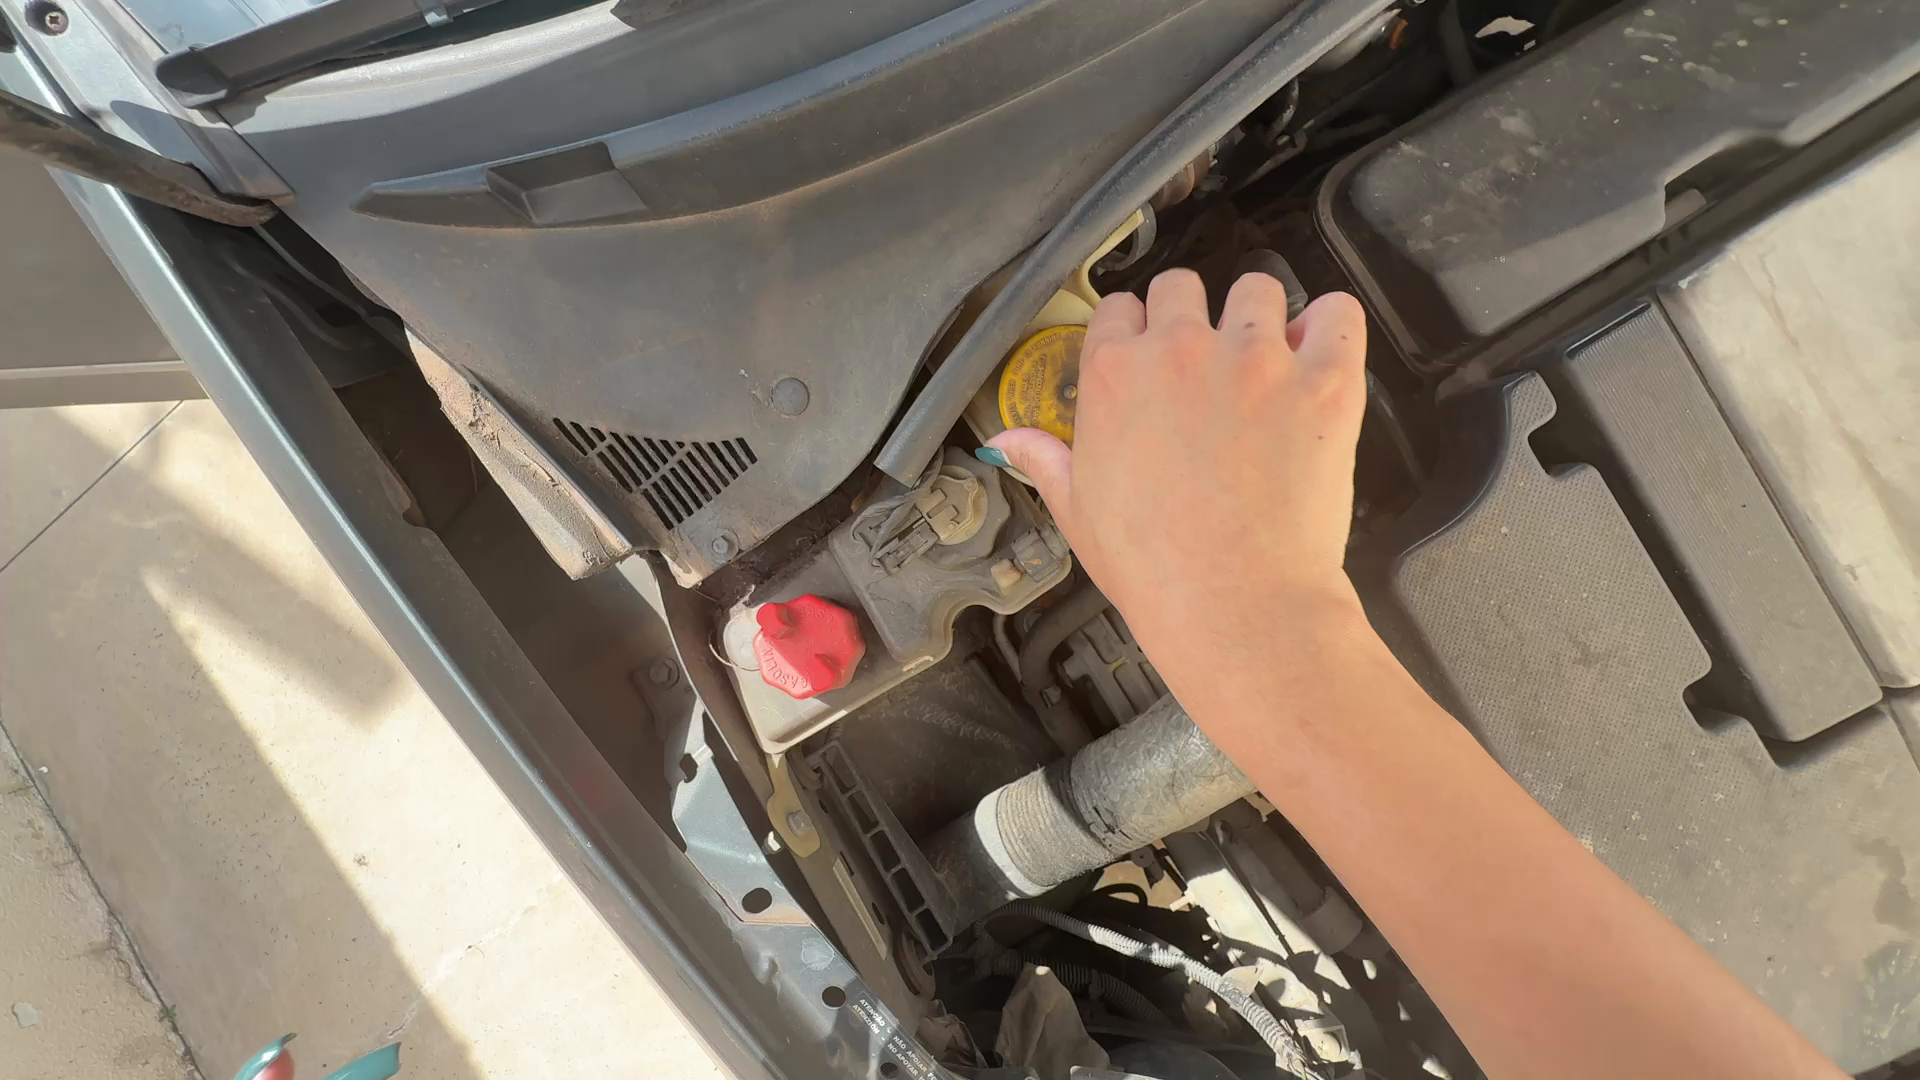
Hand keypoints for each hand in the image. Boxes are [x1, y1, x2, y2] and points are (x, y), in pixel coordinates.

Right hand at [989, 268, 1370, 678]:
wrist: (1230, 602)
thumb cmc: (1147, 564)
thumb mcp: (1076, 511)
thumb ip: (1042, 459)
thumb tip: (1002, 442)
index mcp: (1114, 374)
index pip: (1118, 310)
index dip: (1130, 330)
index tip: (1143, 352)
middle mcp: (1180, 348)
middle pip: (1181, 285)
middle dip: (1186, 313)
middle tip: (1200, 359)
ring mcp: (1256, 358)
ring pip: (1257, 289)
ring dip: (1256, 316)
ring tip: (1262, 359)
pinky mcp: (1323, 380)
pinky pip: (1336, 314)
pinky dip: (1329, 326)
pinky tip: (1315, 355)